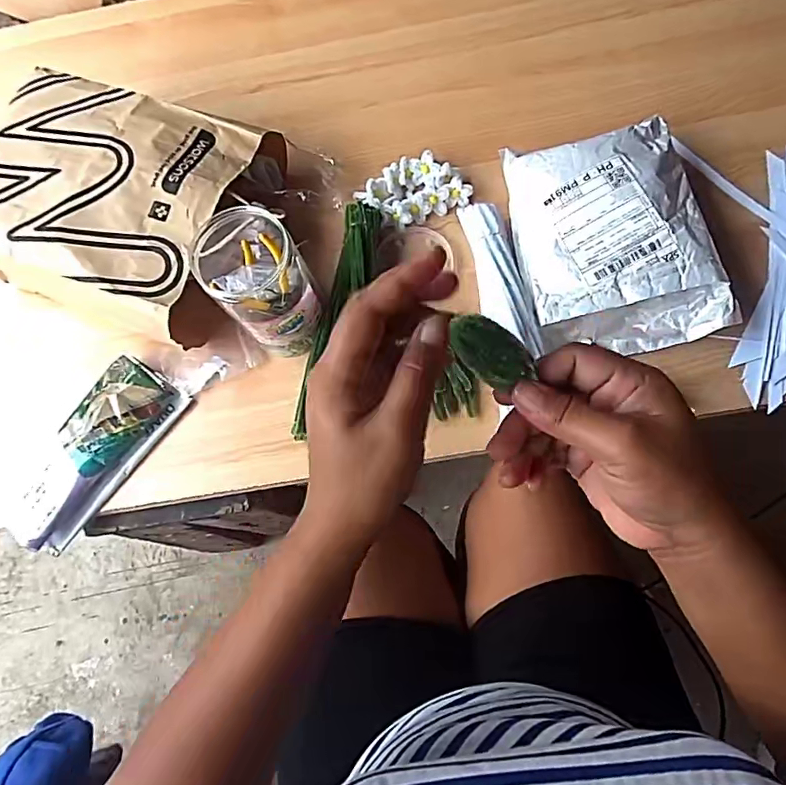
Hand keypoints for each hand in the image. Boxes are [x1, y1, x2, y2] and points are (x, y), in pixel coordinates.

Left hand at [300, 248, 455, 548]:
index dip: (401, 280)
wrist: (340, 525)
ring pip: (377, 334)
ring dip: (410, 317)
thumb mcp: (398, 429)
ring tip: (450, 308)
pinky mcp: (356, 394)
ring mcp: (344, 380)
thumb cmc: (366, 484)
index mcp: (334, 372)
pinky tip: (433, 343)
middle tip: (452, 281)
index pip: (366, 309)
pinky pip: (381, 356)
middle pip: (369, 315)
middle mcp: (333, 367)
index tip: (437, 260)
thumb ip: (417, 374)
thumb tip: (438, 325)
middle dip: (408, 292)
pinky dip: (408, 345)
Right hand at [487, 343, 735, 553]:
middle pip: (550, 395)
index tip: (510, 398)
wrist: (685, 537)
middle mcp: (607, 400)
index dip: (539, 375)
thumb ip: (568, 417)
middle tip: (500, 448)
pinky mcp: (582, 457)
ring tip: (506, 471)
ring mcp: (593, 429)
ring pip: (543, 424)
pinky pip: (546, 450)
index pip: (573, 361)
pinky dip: (530, 462)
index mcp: (627, 383)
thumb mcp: (621, 445)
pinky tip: (522, 479)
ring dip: (521, 446)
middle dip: (523, 421)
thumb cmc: (670, 483)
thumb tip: (520, 391)